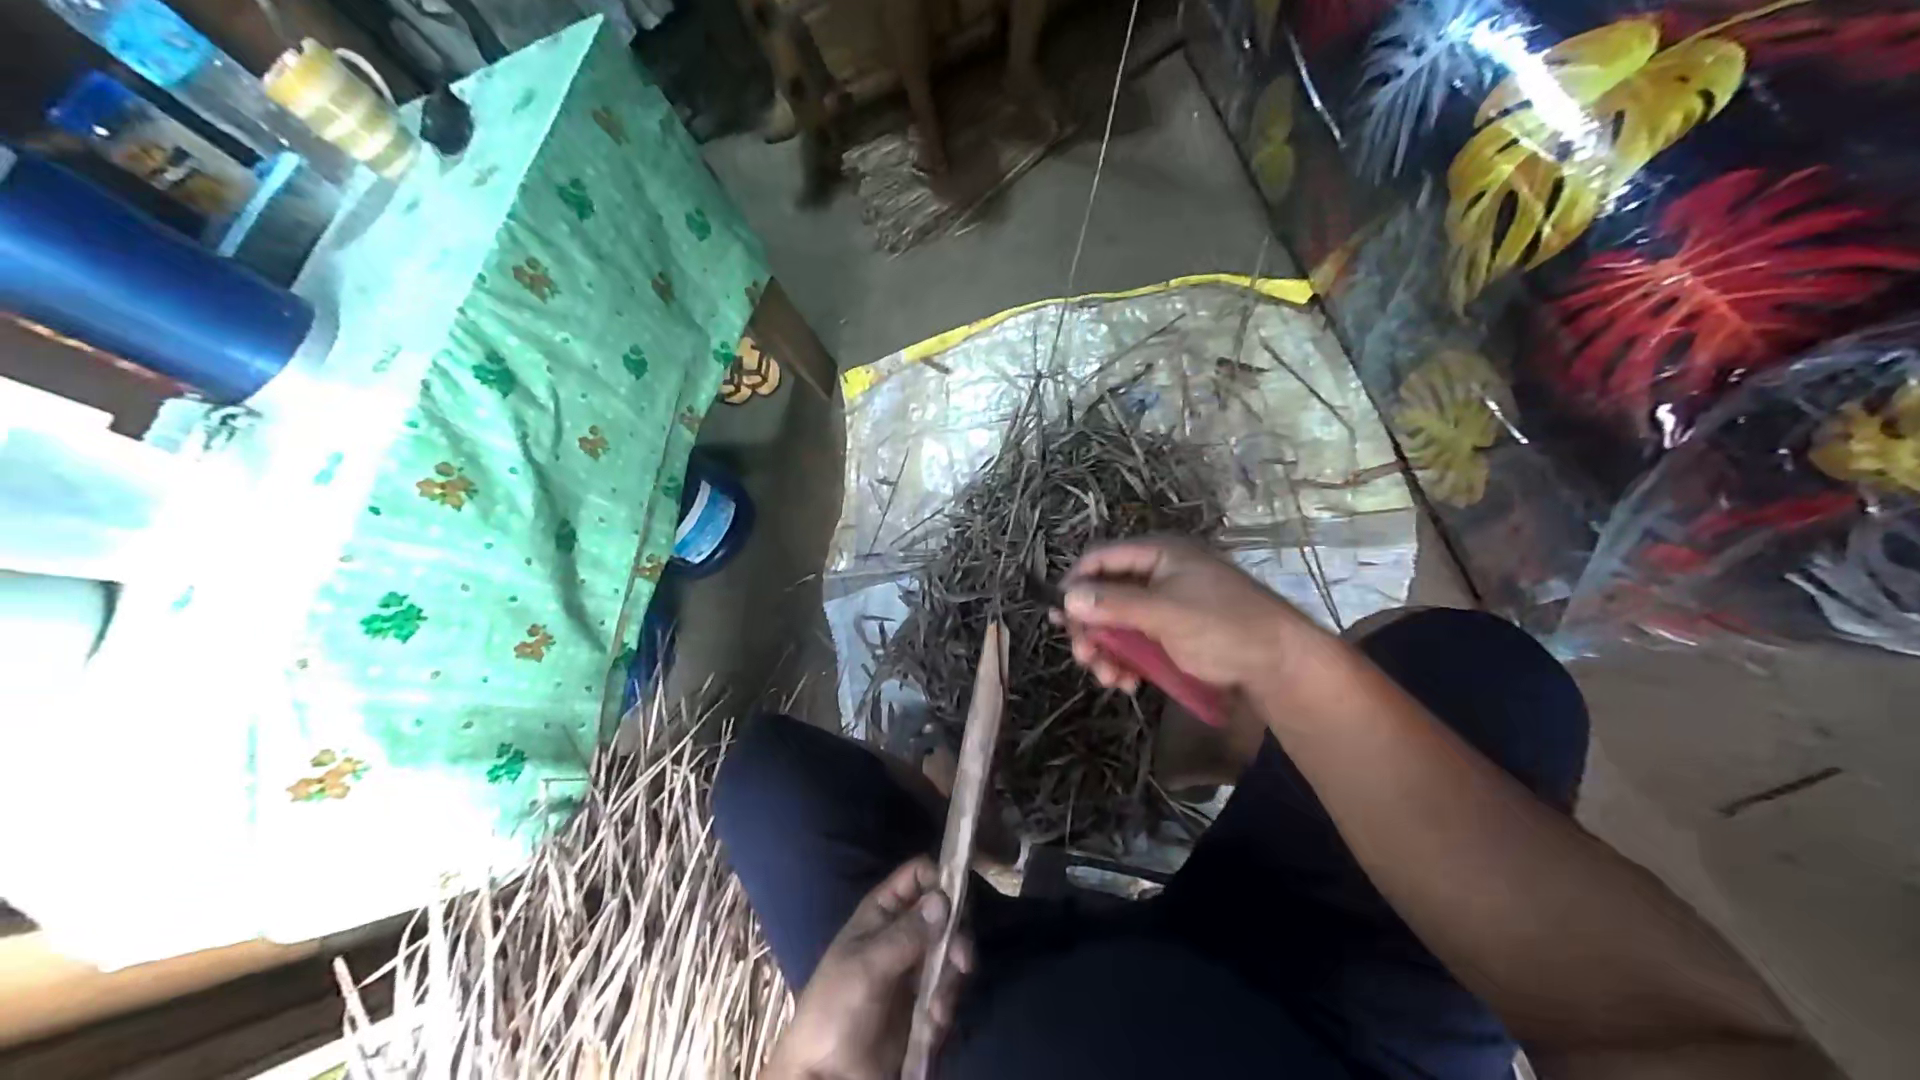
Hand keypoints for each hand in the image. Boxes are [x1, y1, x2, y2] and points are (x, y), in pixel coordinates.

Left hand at [765, 857, 972, 1079]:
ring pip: (951, 951)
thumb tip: (943, 897)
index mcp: (881, 913)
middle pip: (944, 913)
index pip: (917, 876)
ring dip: (951, 977)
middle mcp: (902, 933)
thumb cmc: (835, 1010)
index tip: (958, 899)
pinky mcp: (925, 1002)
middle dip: (955, 935)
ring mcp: (914, 968)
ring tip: (937, 1007)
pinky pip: (949, 989)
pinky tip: (932, 1024)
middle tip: (959, 961)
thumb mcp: (866, 967)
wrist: (827, 1077)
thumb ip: (906, 933)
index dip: (939, 878)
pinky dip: (946, 1004)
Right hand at [1058, 537, 1330, 694]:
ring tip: (1108, 678)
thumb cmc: (1224, 625)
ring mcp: (1164, 607)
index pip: (1102, 558)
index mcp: (1159, 554)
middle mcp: (1158, 576)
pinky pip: (1134, 644)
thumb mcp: (1166, 612)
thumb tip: (1066, 599)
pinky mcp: (1170, 636)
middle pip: (1104, 595)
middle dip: (1091, 628)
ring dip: (1105, 651)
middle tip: (1083, 655)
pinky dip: (1125, 662)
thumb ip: (1115, 604)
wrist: (1281, 664)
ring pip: (1116, 624)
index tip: (1061, 614)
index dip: (1077, 583)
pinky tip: (1125, 682)